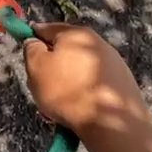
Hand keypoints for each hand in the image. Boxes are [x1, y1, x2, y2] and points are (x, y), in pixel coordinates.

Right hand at [22, 23, 151, 141]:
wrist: (111, 122)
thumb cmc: (66, 90)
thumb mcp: (36, 67)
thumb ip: (31, 49)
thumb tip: (35, 43)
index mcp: (76, 34)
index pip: (45, 29)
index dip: (32, 40)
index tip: (27, 56)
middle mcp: (98, 43)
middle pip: (65, 50)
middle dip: (51, 65)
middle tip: (41, 84)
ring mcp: (115, 62)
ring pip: (79, 68)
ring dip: (67, 80)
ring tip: (59, 102)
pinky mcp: (124, 82)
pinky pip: (94, 82)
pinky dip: (84, 90)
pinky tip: (79, 107)